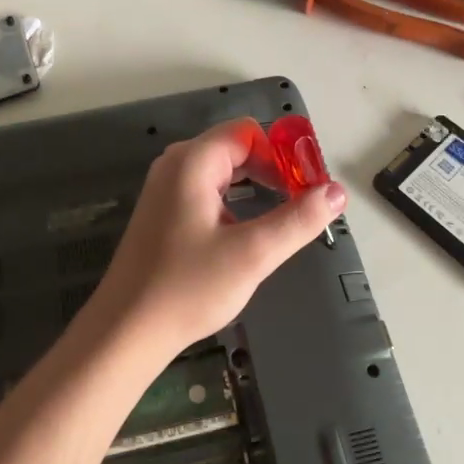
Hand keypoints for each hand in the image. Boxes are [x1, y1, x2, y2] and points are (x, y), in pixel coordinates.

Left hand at [88, 118, 346, 351]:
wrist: (127, 330)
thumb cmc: (188, 287)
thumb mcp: (252, 253)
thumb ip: (298, 220)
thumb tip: (336, 192)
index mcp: (193, 161)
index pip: (250, 132)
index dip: (283, 154)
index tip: (308, 188)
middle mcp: (176, 165)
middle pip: (237, 148)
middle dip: (273, 171)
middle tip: (301, 208)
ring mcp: (166, 188)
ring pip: (223, 171)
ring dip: (255, 188)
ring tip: (281, 223)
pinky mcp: (164, 212)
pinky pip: (208, 191)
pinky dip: (234, 203)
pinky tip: (246, 235)